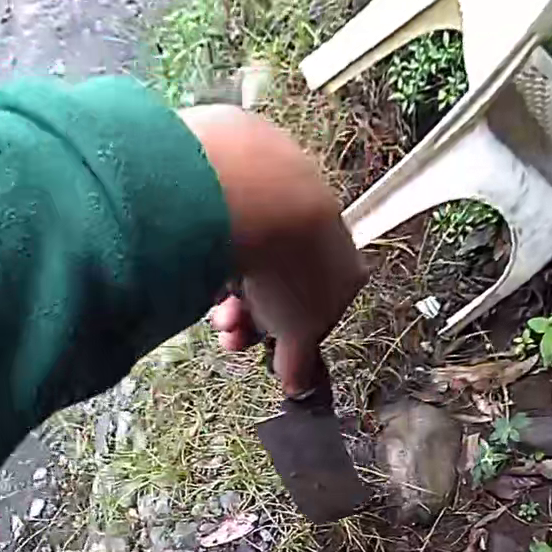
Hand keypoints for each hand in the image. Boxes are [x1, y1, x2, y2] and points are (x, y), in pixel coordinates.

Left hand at [176, 105, 366, 396]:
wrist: (262, 195)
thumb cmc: (292, 267)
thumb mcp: (299, 333)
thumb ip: (300, 362)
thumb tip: (299, 387)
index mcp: (347, 267)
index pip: (318, 309)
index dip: (288, 333)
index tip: (264, 345)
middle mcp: (323, 227)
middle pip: (283, 283)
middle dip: (252, 316)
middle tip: (229, 333)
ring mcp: (288, 193)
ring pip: (255, 250)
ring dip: (231, 288)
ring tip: (212, 306)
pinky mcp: (248, 164)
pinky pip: (231, 217)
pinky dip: (217, 241)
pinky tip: (204, 258)